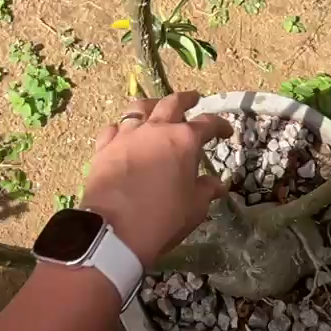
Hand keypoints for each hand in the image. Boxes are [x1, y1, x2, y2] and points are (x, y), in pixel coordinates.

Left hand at [81, 91, 232, 267]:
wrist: (113, 231)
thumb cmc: (161, 219)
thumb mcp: (194, 209)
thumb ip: (206, 191)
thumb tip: (217, 184)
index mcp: (184, 140)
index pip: (207, 124)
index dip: (220, 125)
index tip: (226, 131)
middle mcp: (157, 129)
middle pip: (173, 103)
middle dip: (187, 99)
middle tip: (194, 99)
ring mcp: (128, 135)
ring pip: (140, 108)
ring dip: (152, 106)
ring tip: (156, 108)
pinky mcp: (104, 147)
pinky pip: (114, 128)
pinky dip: (122, 128)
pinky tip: (124, 135)